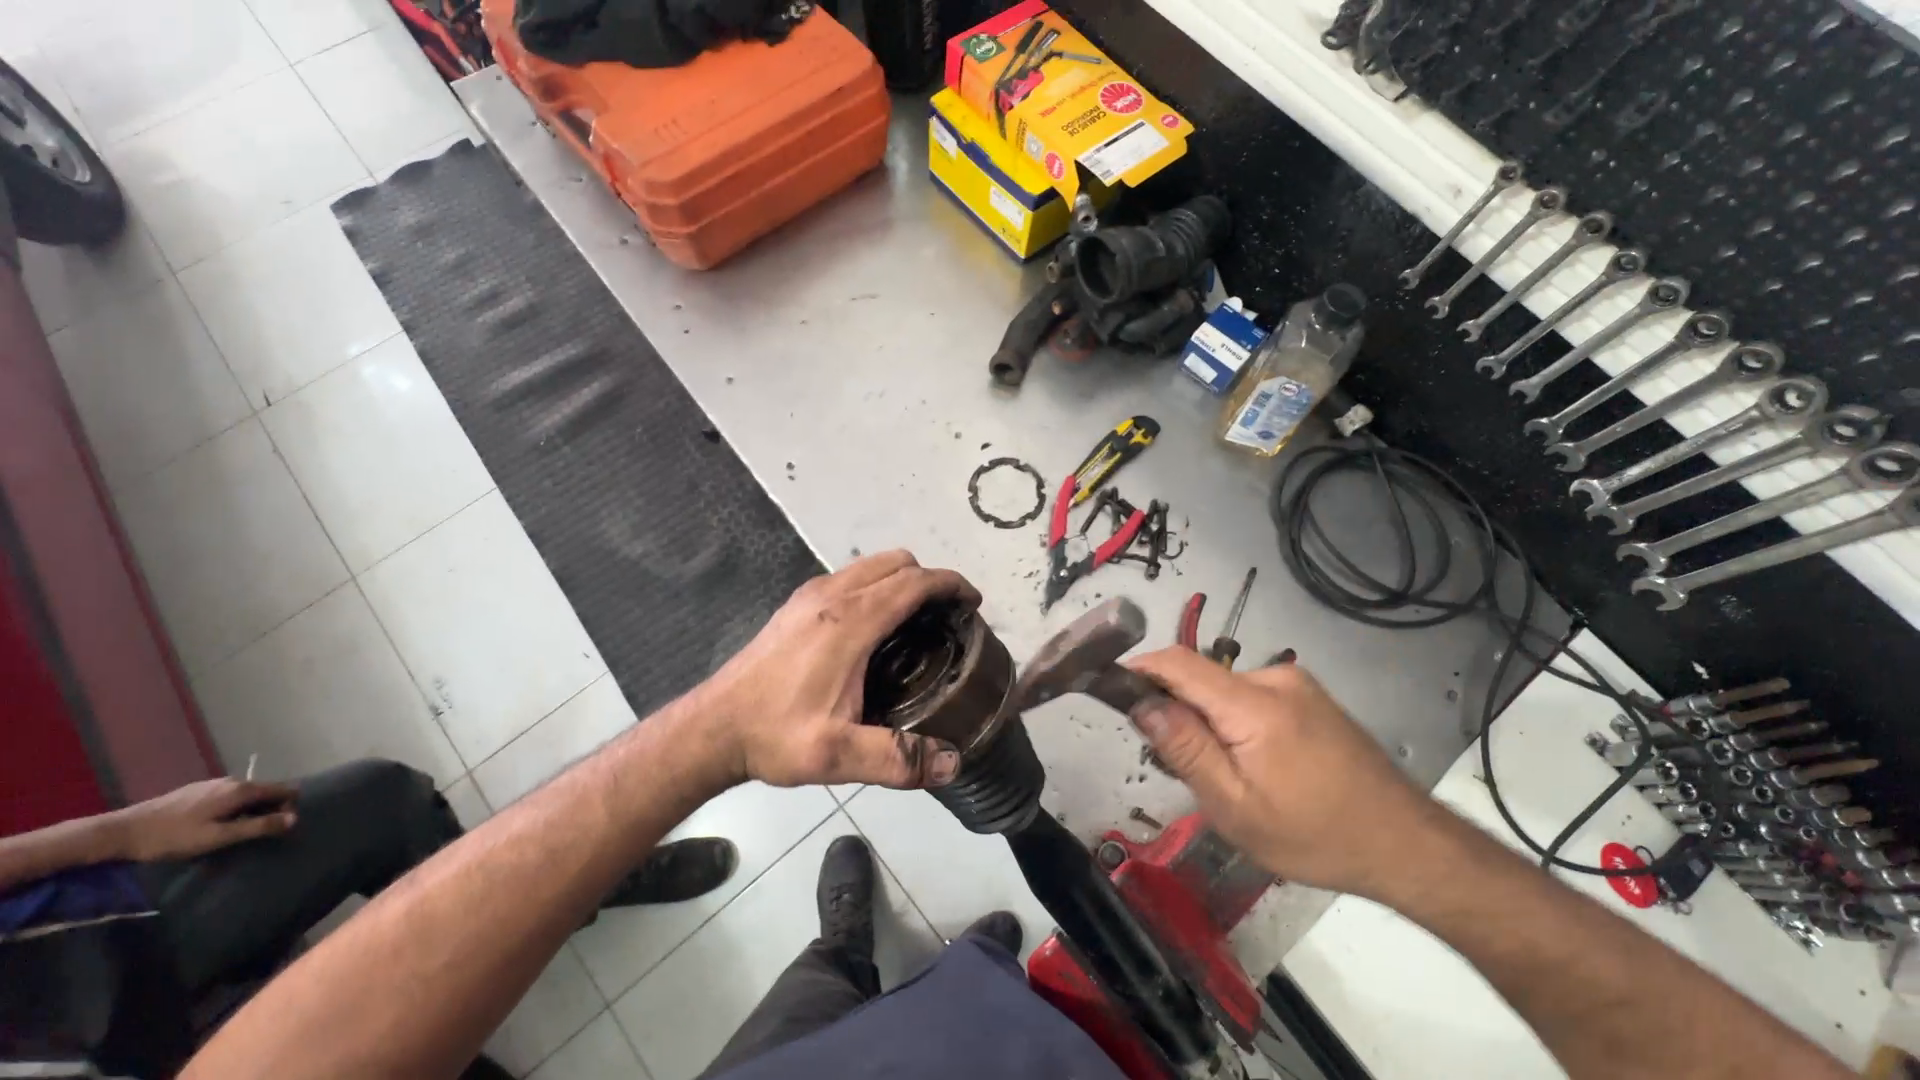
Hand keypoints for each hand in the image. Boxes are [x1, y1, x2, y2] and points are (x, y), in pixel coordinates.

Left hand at [112, 778, 298, 861]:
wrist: (122, 832)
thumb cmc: (173, 837)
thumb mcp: (218, 837)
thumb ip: (258, 827)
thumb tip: (295, 818)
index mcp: (242, 790)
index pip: (285, 790)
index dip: (288, 808)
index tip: (276, 829)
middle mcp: (232, 781)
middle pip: (267, 791)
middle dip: (269, 810)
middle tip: (254, 836)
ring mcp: (213, 784)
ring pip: (247, 795)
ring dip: (250, 811)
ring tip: (234, 833)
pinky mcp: (198, 790)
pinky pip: (229, 796)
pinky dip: (234, 809)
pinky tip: (214, 826)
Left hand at [702, 550, 980, 790]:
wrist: (712, 728)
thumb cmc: (775, 736)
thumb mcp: (838, 755)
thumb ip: (897, 758)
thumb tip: (952, 763)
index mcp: (850, 621)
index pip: (913, 582)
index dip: (950, 585)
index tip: (973, 604)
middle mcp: (831, 595)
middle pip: (895, 562)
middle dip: (929, 579)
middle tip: (947, 617)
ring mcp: (809, 596)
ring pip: (869, 566)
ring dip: (900, 580)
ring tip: (916, 621)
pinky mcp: (794, 606)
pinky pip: (848, 578)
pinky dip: (874, 586)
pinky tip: (873, 630)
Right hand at [1125, 648, 1450, 898]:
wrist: (1405, 844)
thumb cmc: (1314, 834)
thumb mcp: (1236, 807)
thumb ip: (1186, 750)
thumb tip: (1142, 704)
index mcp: (1254, 704)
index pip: (1178, 663)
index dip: (1137, 669)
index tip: (1105, 688)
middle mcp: (1276, 679)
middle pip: (1200, 679)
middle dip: (1175, 713)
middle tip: (1173, 767)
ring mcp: (1298, 686)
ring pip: (1224, 691)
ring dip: (1207, 722)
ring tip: (1222, 778)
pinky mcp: (1312, 699)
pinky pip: (1251, 699)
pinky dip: (1234, 724)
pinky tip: (1253, 768)